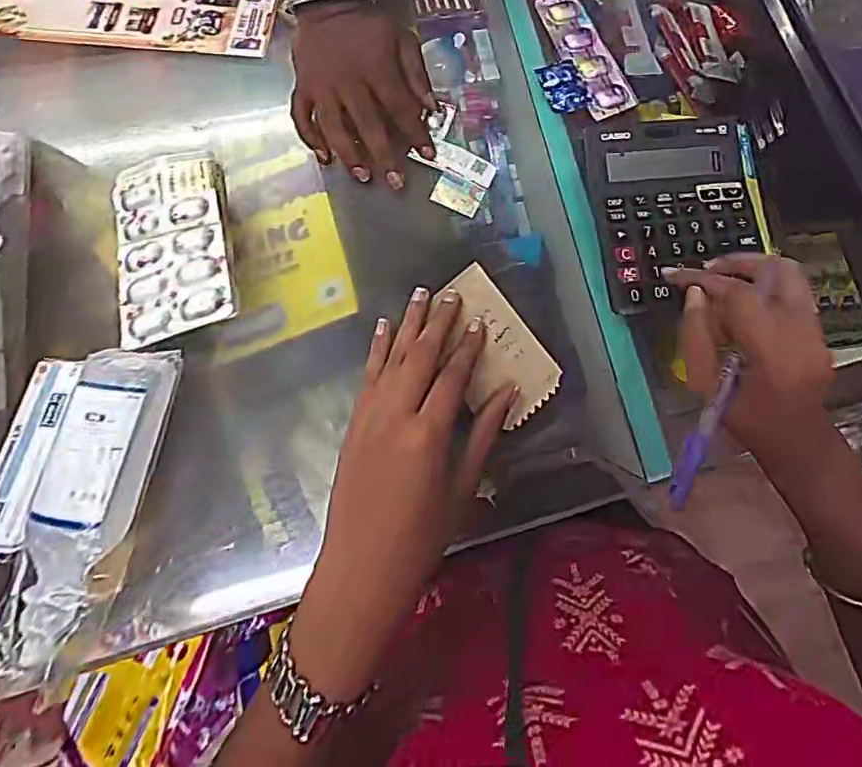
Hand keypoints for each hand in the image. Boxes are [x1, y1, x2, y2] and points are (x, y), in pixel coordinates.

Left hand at [289, 287, 518, 700]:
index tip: (480, 323)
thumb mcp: (461, 489)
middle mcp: (396, 416)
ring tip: (420, 295)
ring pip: (390, 358)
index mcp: (428, 434)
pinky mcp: (354, 423)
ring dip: (407, 324)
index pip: (452, 377)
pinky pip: (368, 376)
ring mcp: (369, 416)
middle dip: (438, 323)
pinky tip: (382, 327)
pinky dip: (376, 348)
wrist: (361, 567)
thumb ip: (483, 435)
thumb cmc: (422, 537)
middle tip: (452, 295)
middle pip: (419, 357)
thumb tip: (507, 394)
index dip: (468, 348)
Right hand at [290, 0, 436, 187]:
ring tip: (362, 175)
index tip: (427, 154)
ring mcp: (322, 88)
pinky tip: (324, 157)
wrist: (328, 2)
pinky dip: (311, 139)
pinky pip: (302, 118)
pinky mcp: (303, 88)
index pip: (401, 109)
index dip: (416, 134)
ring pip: (334, 128)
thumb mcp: (403, 39)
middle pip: (369, 126)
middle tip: (395, 181)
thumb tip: (432, 108)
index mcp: (378, 71)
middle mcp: (349, 83)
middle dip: (384, 156)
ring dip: (349, 154)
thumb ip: (417, 75)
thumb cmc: (370, 24)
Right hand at [663, 254, 834, 457]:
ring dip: (753, 272)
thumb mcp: (706, 385)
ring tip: (724, 283)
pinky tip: (742, 305)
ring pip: (790, 276)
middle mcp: (804, 335)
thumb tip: (696, 294)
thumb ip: (695, 335)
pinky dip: (764, 288)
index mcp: (775, 353)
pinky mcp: (820, 331)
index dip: (706, 280)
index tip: (679, 277)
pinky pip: (792, 292)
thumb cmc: (747, 421)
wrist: (798, 443)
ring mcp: (818, 332)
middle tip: (708, 271)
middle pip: (778, 270)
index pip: (741, 295)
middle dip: (738, 262)